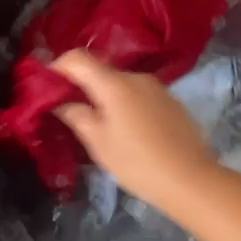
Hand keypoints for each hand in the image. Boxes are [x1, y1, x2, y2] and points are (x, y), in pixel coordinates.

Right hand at [50, 49, 221, 212]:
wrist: (193, 181)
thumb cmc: (138, 163)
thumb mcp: (99, 143)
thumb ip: (76, 115)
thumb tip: (59, 101)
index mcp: (113, 84)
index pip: (78, 58)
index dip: (58, 66)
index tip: (48, 85)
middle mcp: (135, 76)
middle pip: (100, 70)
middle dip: (82, 85)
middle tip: (71, 110)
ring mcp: (156, 87)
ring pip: (121, 83)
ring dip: (106, 96)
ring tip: (102, 124)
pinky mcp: (171, 100)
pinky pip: (139, 94)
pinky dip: (127, 103)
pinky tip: (129, 130)